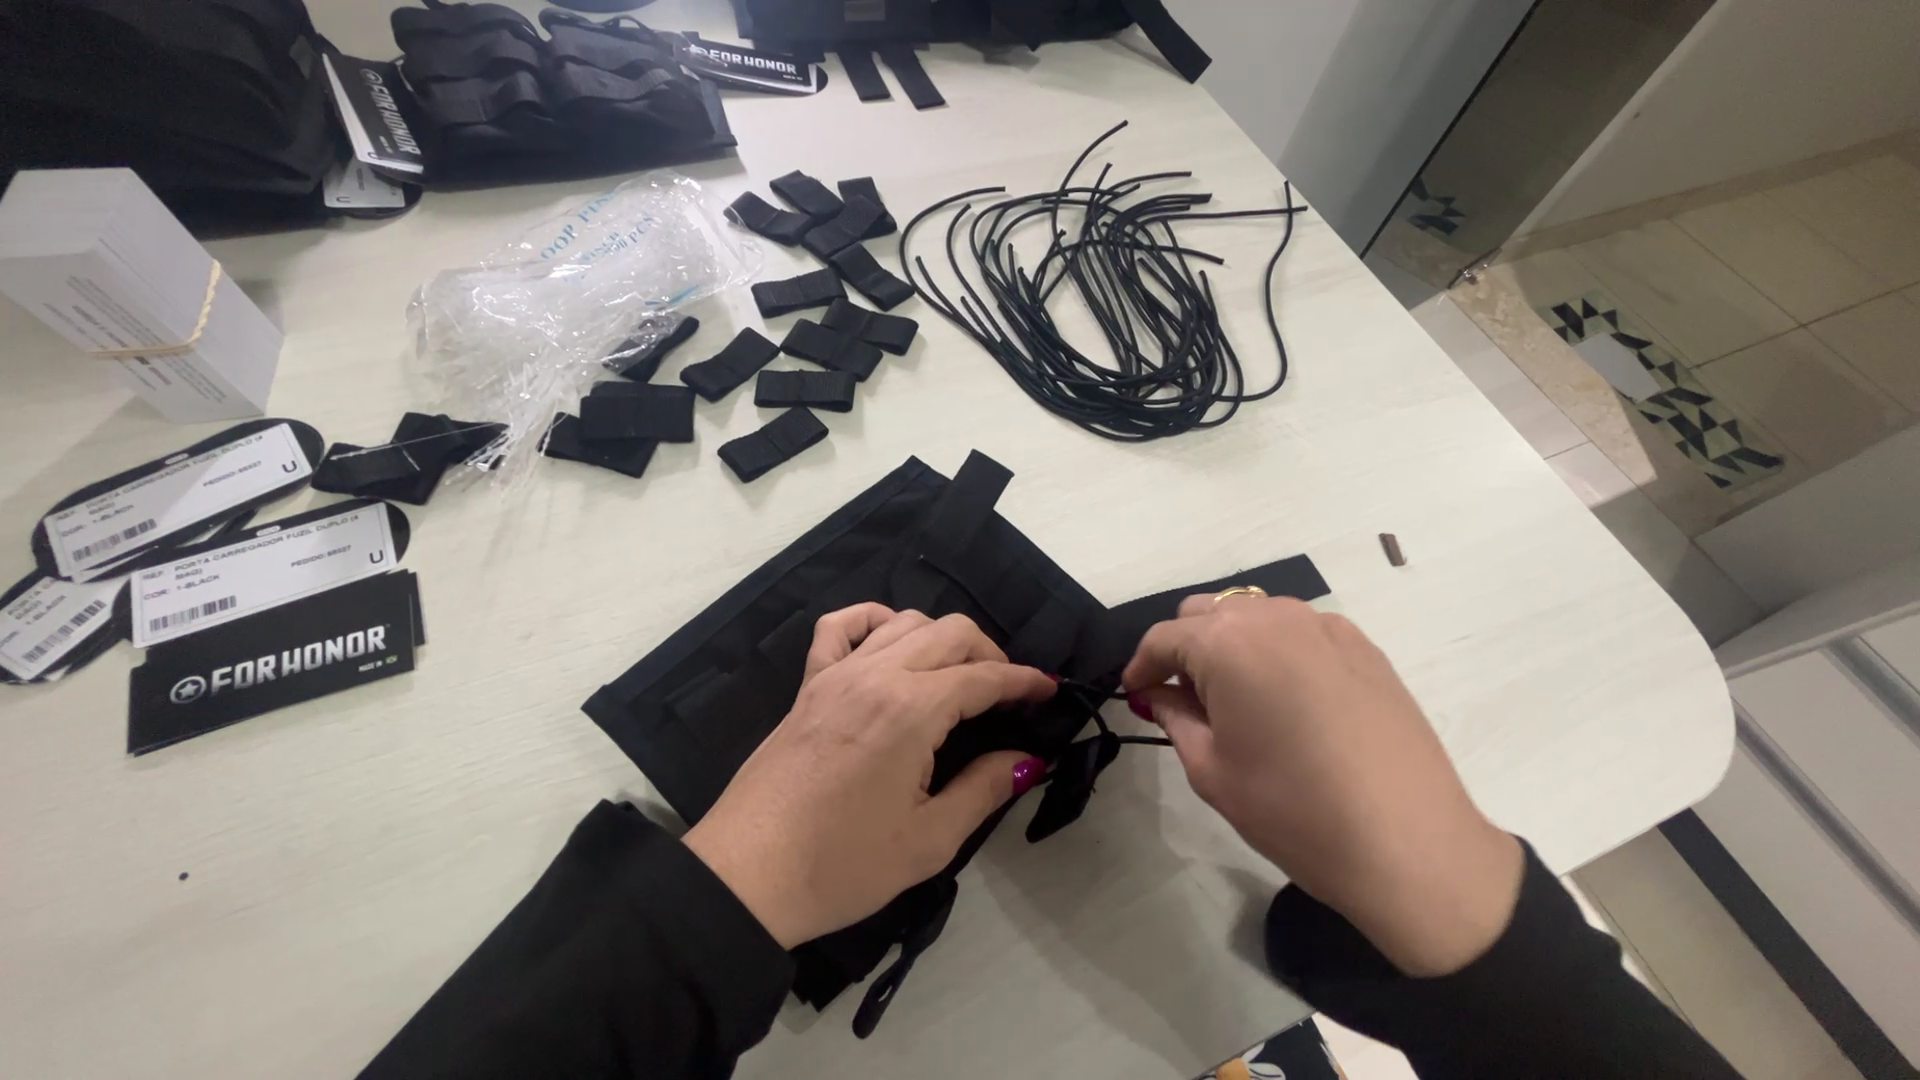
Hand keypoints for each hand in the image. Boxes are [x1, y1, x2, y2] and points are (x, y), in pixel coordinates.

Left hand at [683, 605, 1053, 948]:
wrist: (746, 877)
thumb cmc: (841, 866)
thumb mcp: (929, 840)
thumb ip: (985, 789)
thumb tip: (1028, 759)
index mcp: (911, 710)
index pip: (982, 676)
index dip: (1023, 681)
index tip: (1048, 690)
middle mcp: (876, 675)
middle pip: (949, 633)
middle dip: (990, 653)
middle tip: (1008, 692)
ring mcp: (836, 674)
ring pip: (903, 623)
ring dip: (942, 638)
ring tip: (959, 674)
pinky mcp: (807, 685)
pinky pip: (840, 627)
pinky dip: (873, 620)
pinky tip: (889, 641)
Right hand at [1122, 595, 1522, 976]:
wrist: (1410, 846)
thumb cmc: (1293, 810)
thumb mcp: (1211, 769)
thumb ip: (1174, 716)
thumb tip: (1158, 693)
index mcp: (1227, 642)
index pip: (1164, 638)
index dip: (1141, 665)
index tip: (1134, 693)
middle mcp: (1273, 617)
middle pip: (1207, 613)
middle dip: (1184, 648)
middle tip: (1182, 699)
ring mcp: (1325, 626)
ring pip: (1254, 615)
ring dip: (1230, 644)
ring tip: (1235, 699)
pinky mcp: (1363, 646)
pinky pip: (1299, 631)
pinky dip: (1276, 650)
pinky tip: (1286, 699)